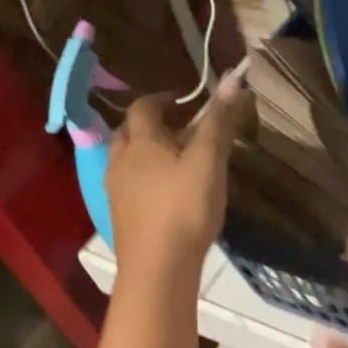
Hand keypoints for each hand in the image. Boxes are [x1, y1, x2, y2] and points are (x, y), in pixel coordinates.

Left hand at [105, 73, 246, 283]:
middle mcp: (120, 162)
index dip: (162, 99)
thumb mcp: (209, 162)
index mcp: (141, 142)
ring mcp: (116, 193)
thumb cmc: (184, 209)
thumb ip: (219, 122)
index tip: (184, 102)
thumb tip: (231, 77)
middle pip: (129, 133)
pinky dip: (143, 183)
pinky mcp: (121, 220)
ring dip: (144, 156)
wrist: (157, 270)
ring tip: (171, 165)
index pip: (144, 107)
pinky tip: (163, 199)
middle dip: (150, 127)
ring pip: (125, 163)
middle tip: (177, 132)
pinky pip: (129, 189)